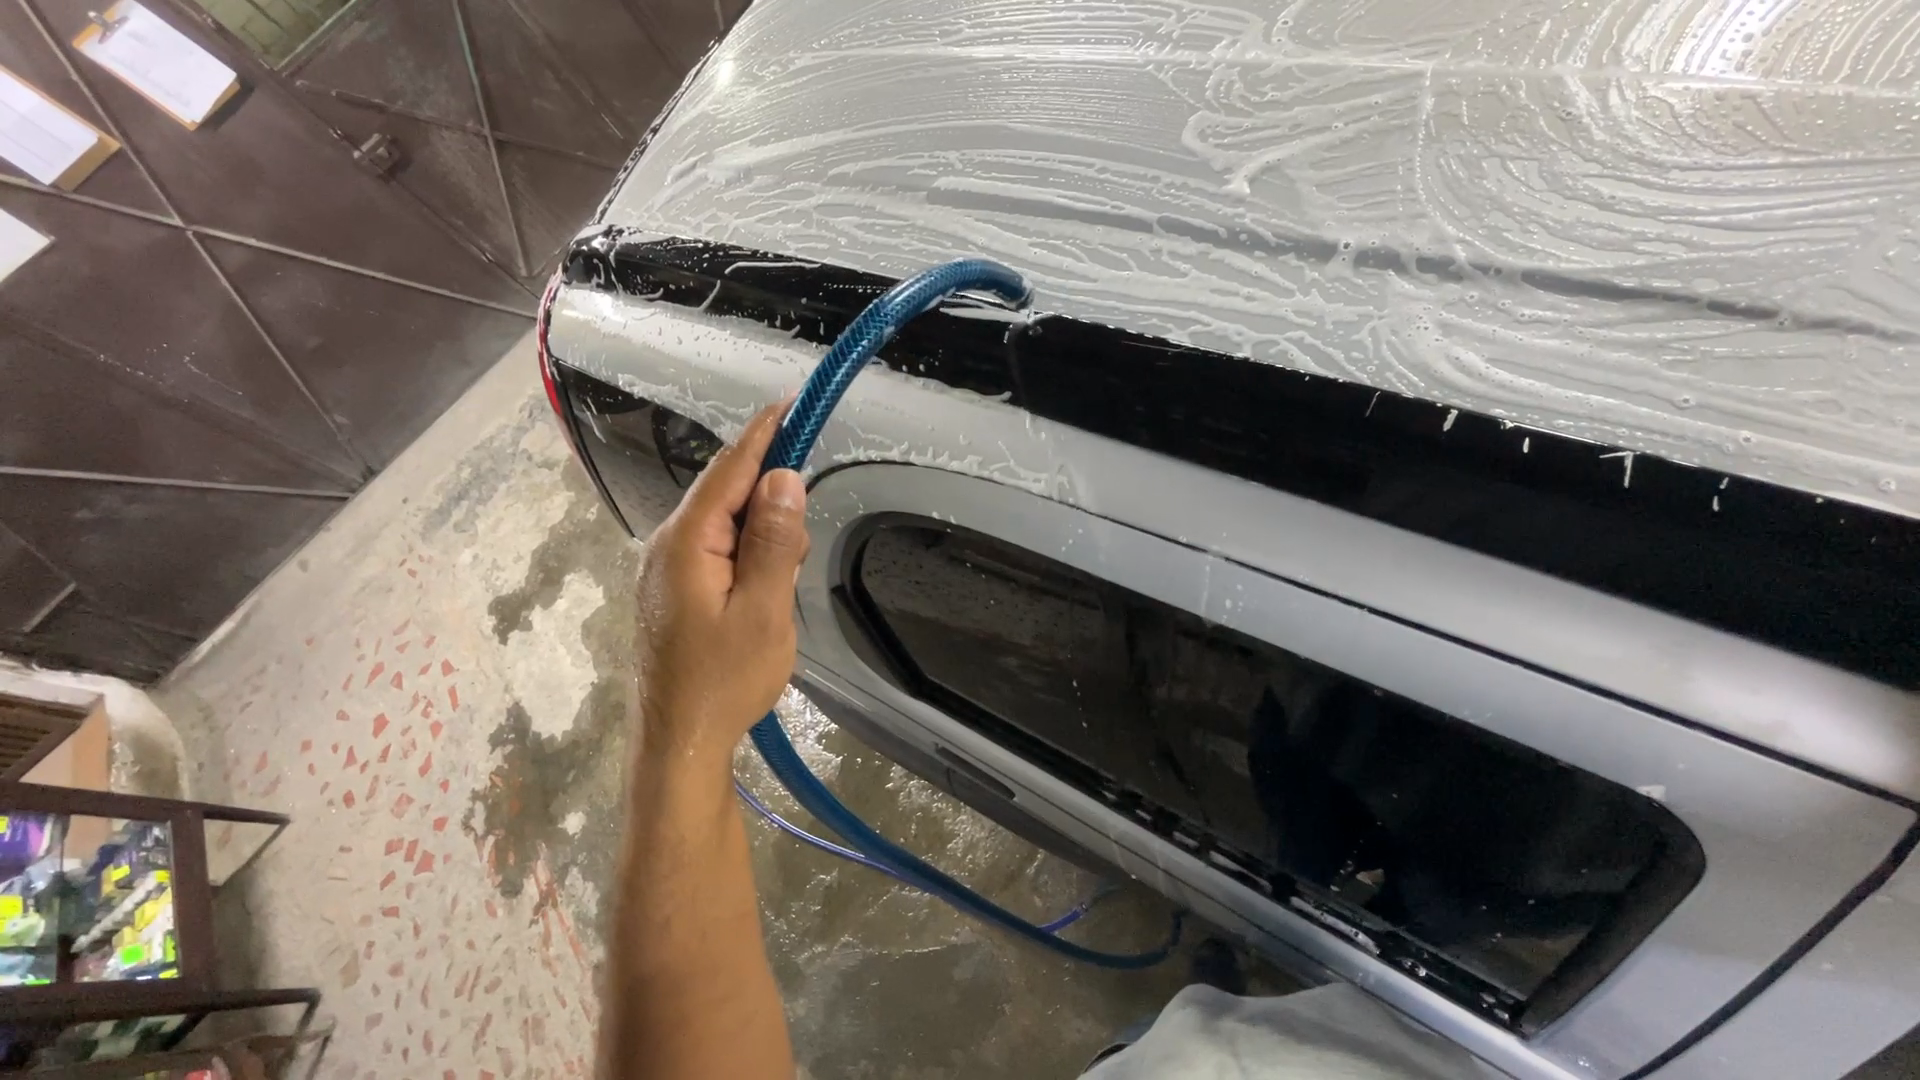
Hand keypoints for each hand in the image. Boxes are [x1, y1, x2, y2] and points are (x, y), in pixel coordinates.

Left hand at [634, 400, 810, 771]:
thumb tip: (785, 477)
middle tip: (799, 548)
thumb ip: (775, 542)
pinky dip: (745, 556)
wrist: (679, 744)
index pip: (729, 470)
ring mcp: (665, 571)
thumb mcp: (764, 611)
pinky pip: (714, 553)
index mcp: (686, 542)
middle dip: (769, 502)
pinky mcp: (672, 593)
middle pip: (725, 496)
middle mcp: (667, 546)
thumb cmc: (725, 681)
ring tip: (780, 587)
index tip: (790, 402)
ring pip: (722, 527)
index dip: (763, 434)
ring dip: (760, 536)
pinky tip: (761, 592)